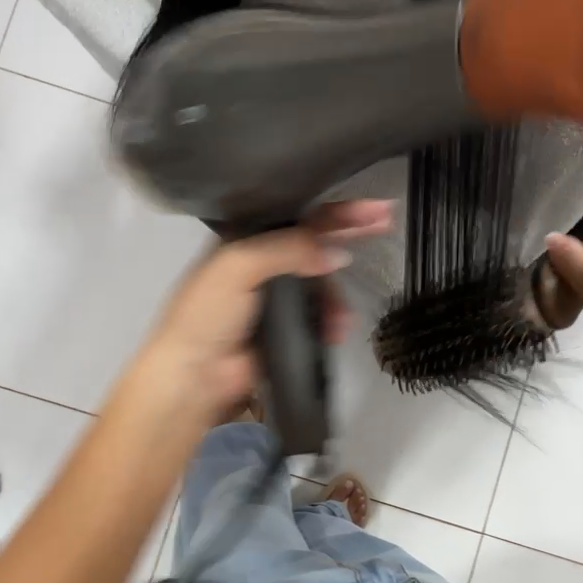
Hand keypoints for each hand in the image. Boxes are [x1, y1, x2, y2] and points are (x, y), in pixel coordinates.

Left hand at [133, 200, 392, 417]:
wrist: (196, 374)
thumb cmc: (207, 313)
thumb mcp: (240, 265)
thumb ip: (288, 249)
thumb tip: (337, 253)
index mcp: (246, 239)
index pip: (298, 216)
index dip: (336, 210)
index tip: (375, 208)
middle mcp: (263, 262)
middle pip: (315, 243)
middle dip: (350, 236)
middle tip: (386, 226)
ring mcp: (276, 296)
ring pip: (321, 284)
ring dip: (336, 296)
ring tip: (341, 317)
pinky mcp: (286, 327)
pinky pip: (319, 315)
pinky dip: (331, 320)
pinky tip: (336, 330)